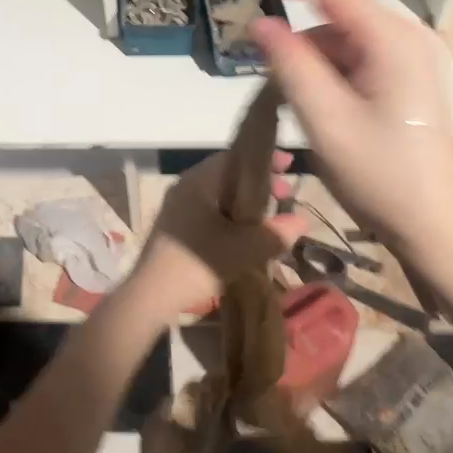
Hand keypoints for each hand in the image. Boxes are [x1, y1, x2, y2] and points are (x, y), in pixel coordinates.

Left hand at [128, 152, 306, 316]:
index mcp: (197, 181)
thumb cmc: (196, 264)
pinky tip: (246, 232)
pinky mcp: (176, 225)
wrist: (151, 295)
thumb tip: (301, 221)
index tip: (288, 164)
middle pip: (227, 174)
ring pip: (219, 193)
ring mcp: (178, 206)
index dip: (263, 159)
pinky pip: (209, 208)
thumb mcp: (244, 250)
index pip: (234, 157)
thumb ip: (275, 233)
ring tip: (270, 215)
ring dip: (245, 200)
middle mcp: (185, 186)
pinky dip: (231, 213)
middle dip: (258, 182)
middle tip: (286, 194)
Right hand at [227, 0, 452, 260]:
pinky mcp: (404, 80)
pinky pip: (353, 56)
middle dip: (288, 20)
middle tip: (248, 44)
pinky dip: (324, 69)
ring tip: (282, 92)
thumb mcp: (326, 121)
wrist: (440, 231)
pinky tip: (310, 101)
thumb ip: (290, 65)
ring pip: (340, 36)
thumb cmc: (384, 178)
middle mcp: (405, 37)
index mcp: (391, 39)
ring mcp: (408, 59)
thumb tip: (261, 24)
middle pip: (333, 8)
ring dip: (305, 53)